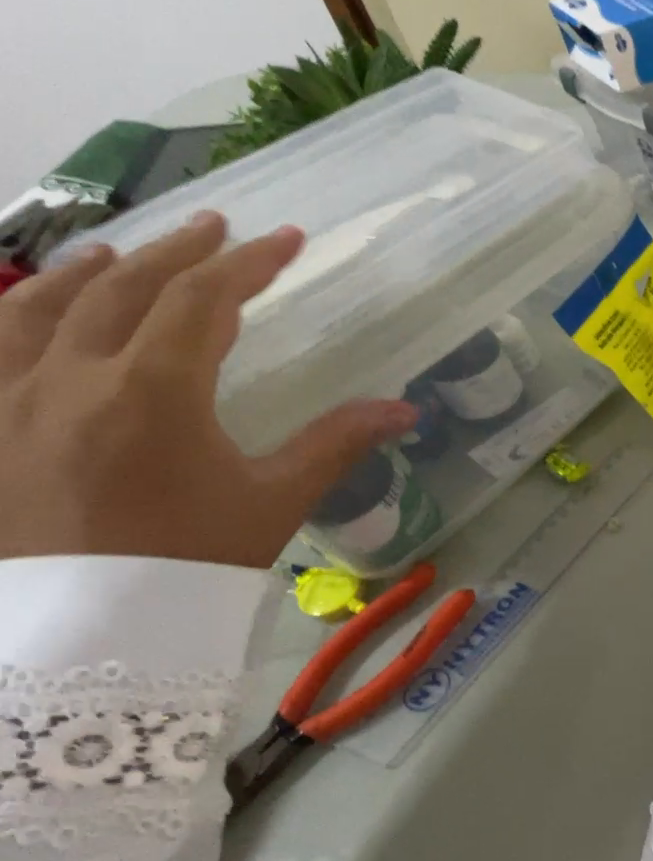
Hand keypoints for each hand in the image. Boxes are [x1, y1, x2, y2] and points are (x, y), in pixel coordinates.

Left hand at [0, 212, 413, 567]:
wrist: (78, 631)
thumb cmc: (186, 559)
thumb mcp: (274, 499)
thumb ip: (336, 443)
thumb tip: (406, 409)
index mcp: (153, 392)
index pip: (203, 300)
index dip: (248, 263)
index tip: (285, 239)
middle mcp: (70, 379)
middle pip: (123, 288)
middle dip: (177, 251)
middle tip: (217, 229)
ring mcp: (6, 400)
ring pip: (37, 307)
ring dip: (88, 270)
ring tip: (117, 253)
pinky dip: (16, 315)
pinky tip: (34, 314)